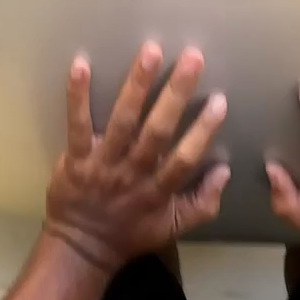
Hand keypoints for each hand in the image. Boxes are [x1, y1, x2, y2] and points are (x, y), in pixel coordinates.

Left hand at [44, 42, 230, 272]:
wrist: (81, 248)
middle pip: (157, 131)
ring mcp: (103, 163)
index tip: (219, 99)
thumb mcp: (173, 227)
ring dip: (137, 84)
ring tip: (150, 51)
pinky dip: (78, 95)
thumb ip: (204, 203)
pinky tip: (81, 64)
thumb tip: (225, 170)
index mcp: (159, 189)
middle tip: (193, 56)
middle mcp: (133, 172)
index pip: (185, 157)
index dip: (203, 130)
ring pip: (122, 121)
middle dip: (176, 93)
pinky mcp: (75, 158)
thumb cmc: (131, 232)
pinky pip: (77, 124)